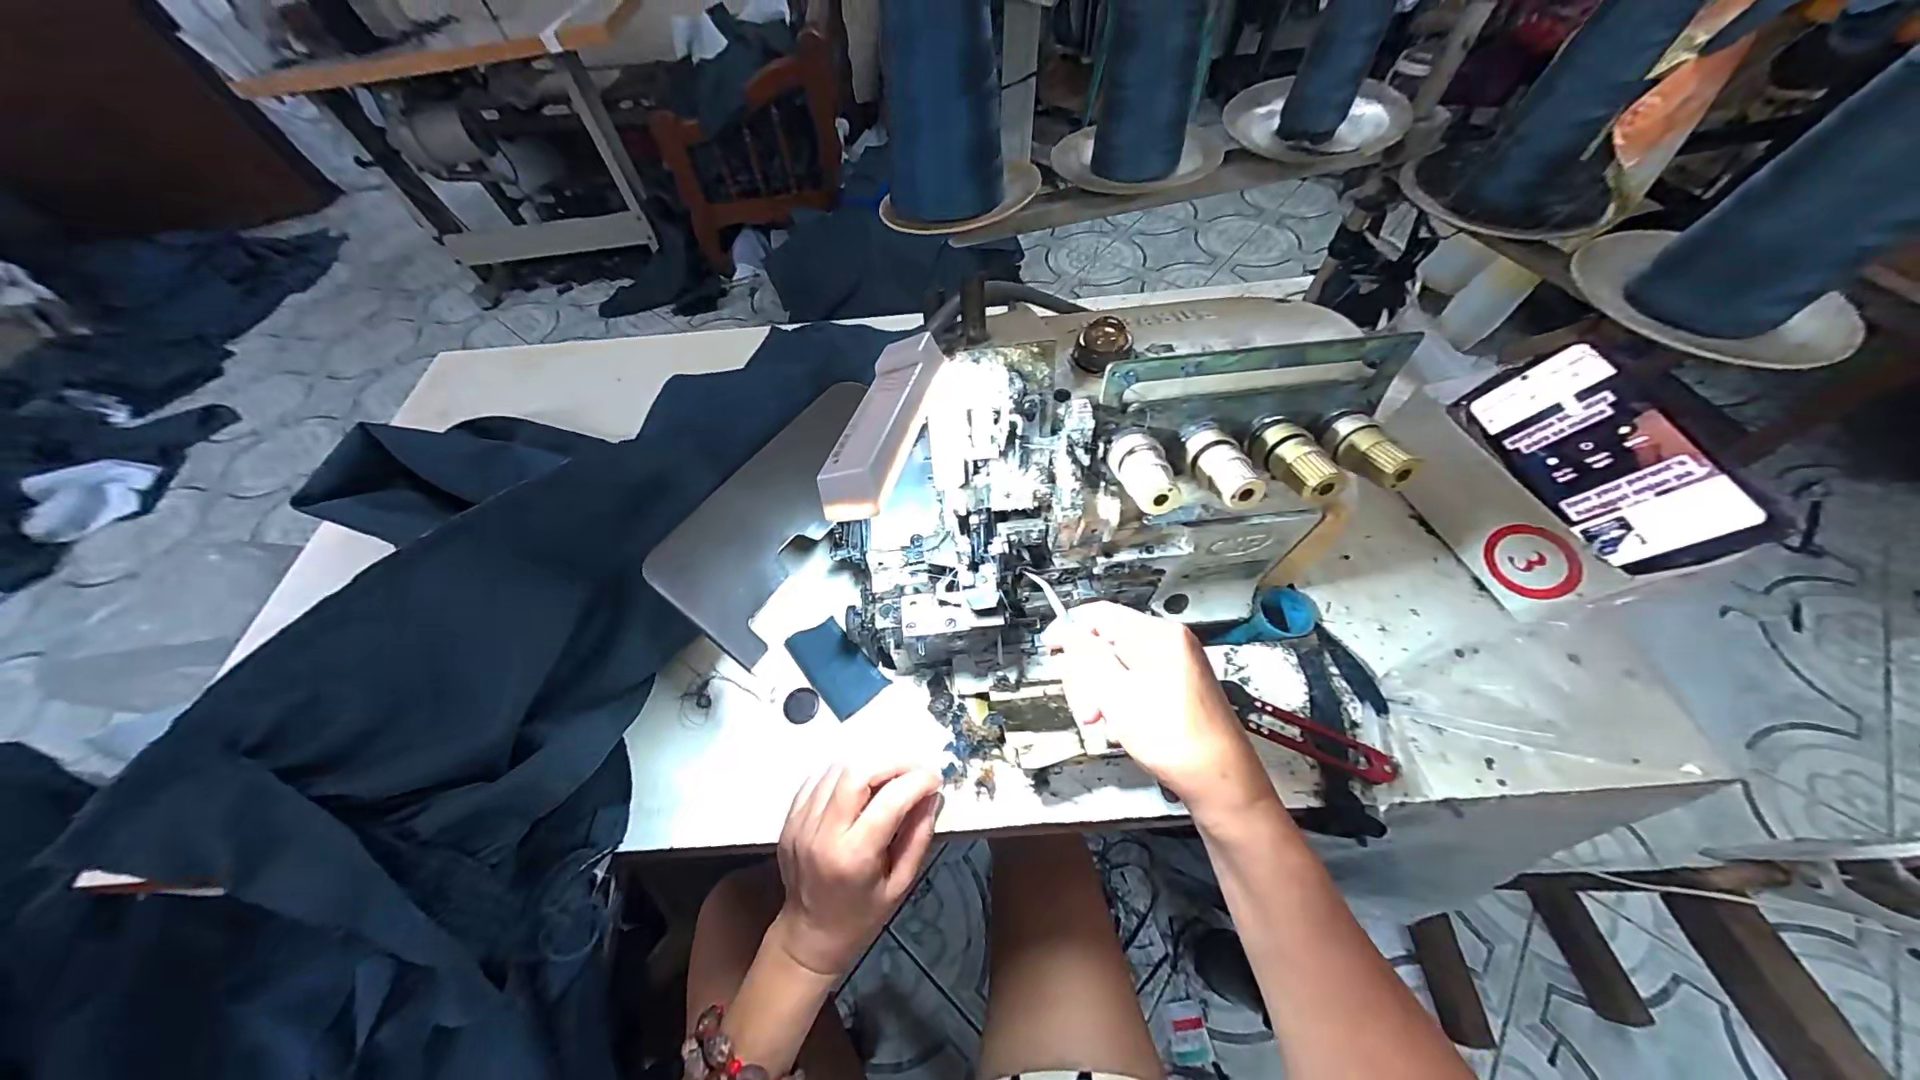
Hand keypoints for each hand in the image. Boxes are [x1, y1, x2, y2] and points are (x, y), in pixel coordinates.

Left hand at [771, 762, 941, 978]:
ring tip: (888, 780)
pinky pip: (818, 779)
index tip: (934, 779)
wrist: (809, 935)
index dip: (918, 781)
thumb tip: (931, 794)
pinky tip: (859, 789)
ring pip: (837, 769)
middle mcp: (823, 834)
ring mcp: (801, 824)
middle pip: (857, 772)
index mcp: (854, 856)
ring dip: (868, 767)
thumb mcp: (901, 884)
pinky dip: (843, 775)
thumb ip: (918, 836)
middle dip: (892, 764)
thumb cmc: (862, 916)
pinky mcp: (790, 819)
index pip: (890, 800)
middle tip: (913, 772)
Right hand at [1053, 601, 1273, 818]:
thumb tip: (1067, 631)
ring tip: (1106, 720)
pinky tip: (1124, 724)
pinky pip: (1136, 681)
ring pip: (1118, 665)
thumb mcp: (1115, 693)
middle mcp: (1170, 643)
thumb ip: (1086, 657)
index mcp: (1158, 635)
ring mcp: (1176, 665)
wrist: (1219, 781)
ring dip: (1102, 691)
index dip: (1069, 630)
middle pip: (1107, 642)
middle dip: (1088, 674)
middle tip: (1088, 705)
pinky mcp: (1178, 687)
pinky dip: (1121, 700)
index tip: (1052, 648)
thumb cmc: (1177, 740)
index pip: (1100, 614)